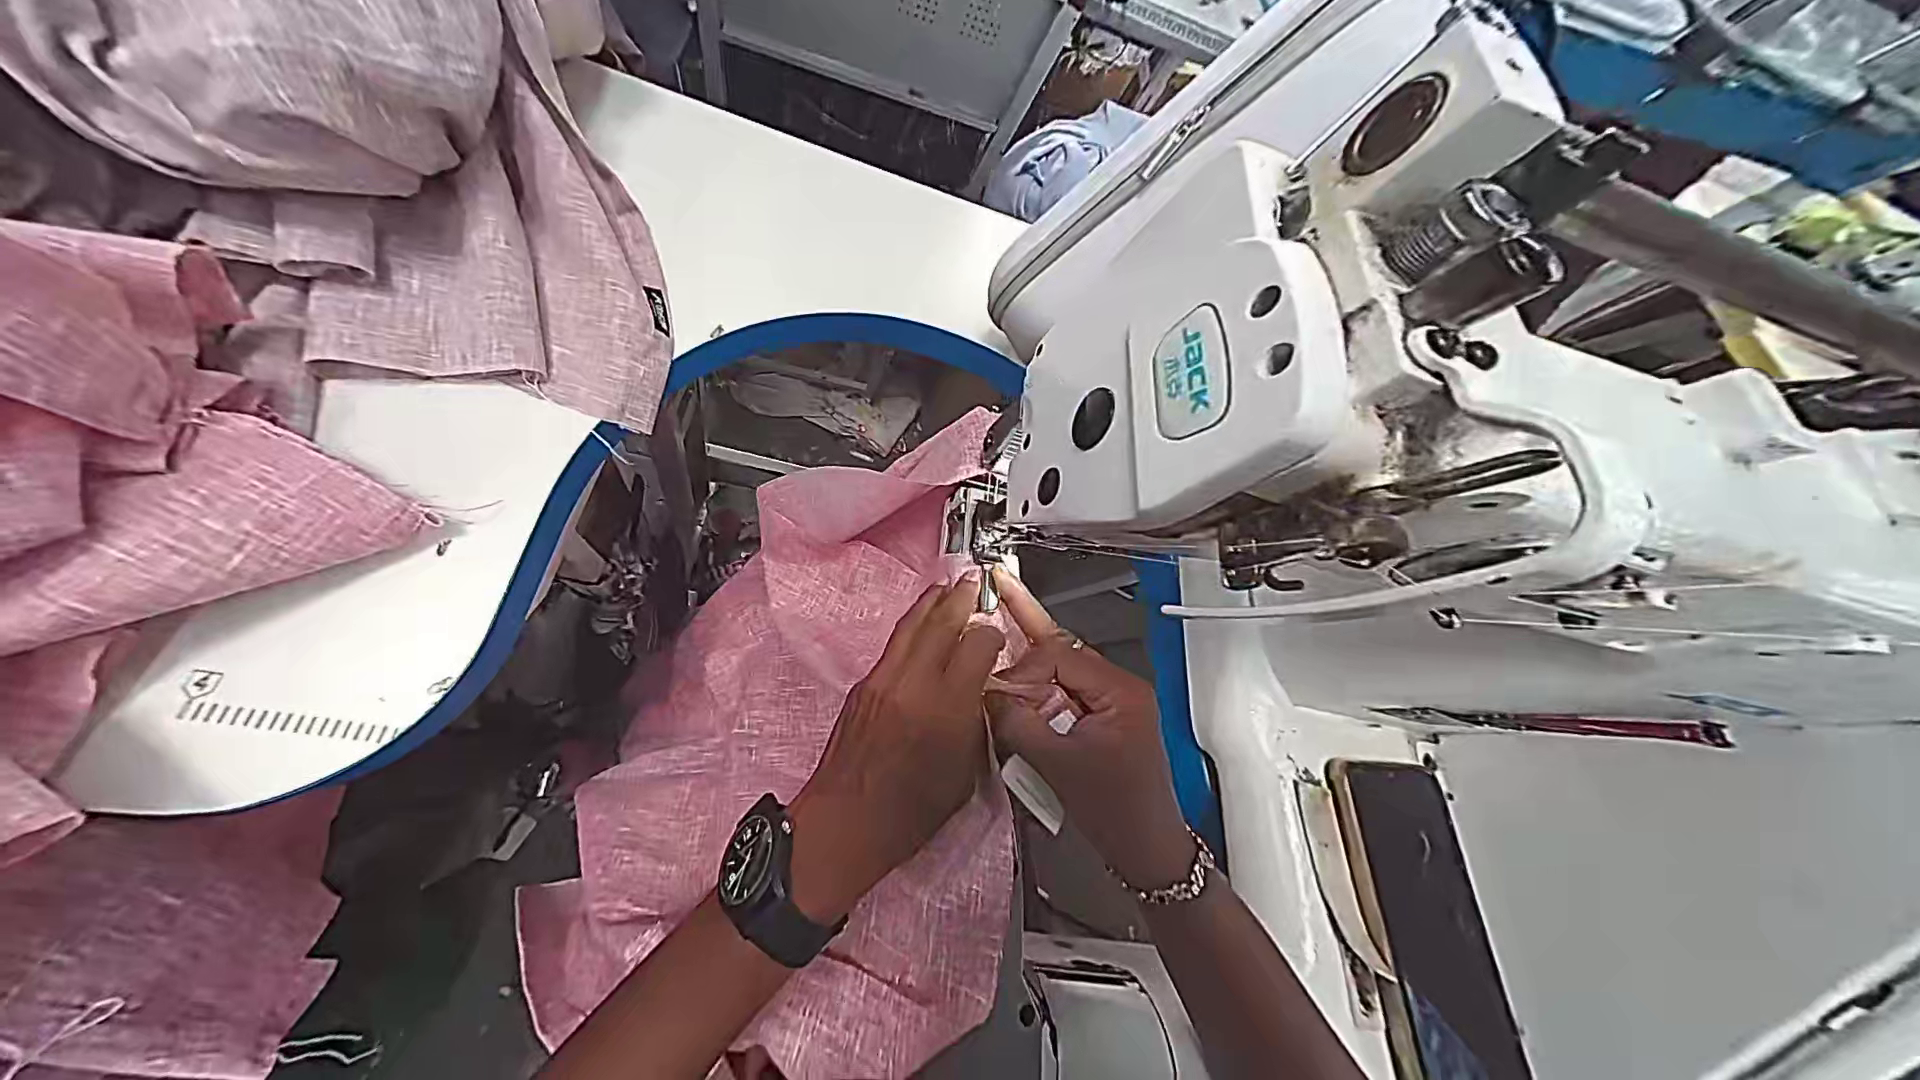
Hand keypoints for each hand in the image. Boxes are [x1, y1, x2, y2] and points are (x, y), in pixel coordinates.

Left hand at [788, 575, 1005, 922]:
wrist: (845, 822)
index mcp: (946, 707)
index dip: (992, 635)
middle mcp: (914, 683)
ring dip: (932, 602)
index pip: (977, 646)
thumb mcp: (964, 772)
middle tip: (975, 580)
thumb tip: (980, 689)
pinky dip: (912, 625)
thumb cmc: (911, 812)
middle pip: (942, 622)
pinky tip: (921, 622)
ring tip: (947, 586)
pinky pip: (895, 643)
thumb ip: (976, 722)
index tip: (997, 635)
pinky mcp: (863, 685)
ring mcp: (883, 680)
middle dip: (962, 598)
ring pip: (912, 626)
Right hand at [984, 567, 1196, 891]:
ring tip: (1000, 624)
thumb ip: (1019, 723)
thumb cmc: (1115, 811)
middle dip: (1026, 627)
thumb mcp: (1059, 765)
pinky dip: (1037, 685)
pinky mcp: (1100, 716)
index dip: (1022, 668)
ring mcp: (1110, 701)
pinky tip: (1014, 677)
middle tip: (999, 588)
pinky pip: (1064, 689)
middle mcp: (1118, 686)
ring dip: (1029, 658)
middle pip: (1062, 648)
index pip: (1060, 656)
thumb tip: (988, 694)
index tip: (995, 689)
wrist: (1146, 848)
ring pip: (1061, 666)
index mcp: (1120, 690)